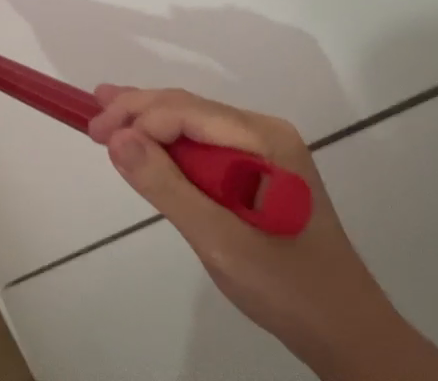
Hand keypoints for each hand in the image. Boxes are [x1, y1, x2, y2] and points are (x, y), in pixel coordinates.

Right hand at [89, 87, 437, 379]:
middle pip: (188, 108)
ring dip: (148, 123)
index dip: (136, 116)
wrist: (346, 331)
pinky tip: (144, 145)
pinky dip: (169, 144)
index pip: (185, 110)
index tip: (95, 135)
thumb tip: (117, 138)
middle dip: (137, 111)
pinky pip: (205, 145)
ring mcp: (265, 151)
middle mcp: (266, 133)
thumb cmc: (285, 285)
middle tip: (91, 122)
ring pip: (193, 122)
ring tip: (104, 119)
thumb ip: (167, 186)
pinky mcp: (260, 171)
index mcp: (264, 140)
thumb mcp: (218, 240)